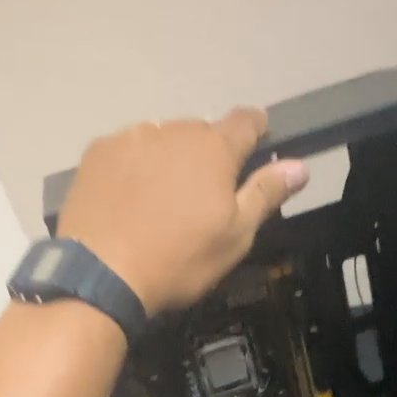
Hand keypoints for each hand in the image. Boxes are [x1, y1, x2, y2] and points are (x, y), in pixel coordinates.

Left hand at [55, 108, 308, 315]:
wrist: (101, 275)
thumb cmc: (178, 261)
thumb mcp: (235, 237)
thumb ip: (266, 194)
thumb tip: (300, 165)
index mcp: (215, 148)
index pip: (246, 121)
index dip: (257, 130)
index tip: (258, 144)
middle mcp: (173, 130)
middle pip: (201, 132)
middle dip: (208, 154)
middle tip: (203, 194)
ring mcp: (130, 138)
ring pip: (162, 139)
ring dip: (169, 158)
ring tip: (161, 198)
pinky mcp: (96, 154)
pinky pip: (126, 150)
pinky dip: (134, 166)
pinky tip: (128, 198)